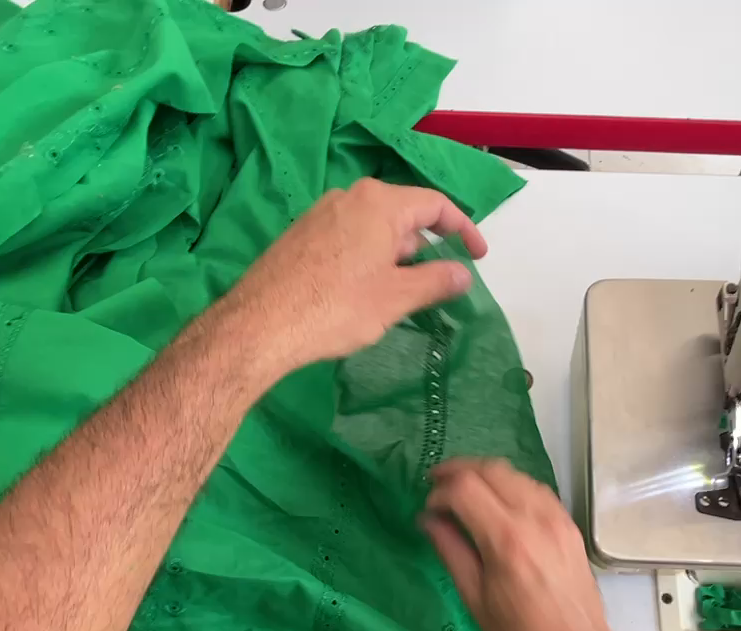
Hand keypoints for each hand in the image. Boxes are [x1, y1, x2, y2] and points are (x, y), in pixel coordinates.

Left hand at [208, 178, 488, 379]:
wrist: (262, 324)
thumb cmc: (337, 308)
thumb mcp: (396, 298)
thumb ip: (436, 281)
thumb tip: (463, 274)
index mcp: (380, 203)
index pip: (435, 204)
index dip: (463, 229)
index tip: (478, 257)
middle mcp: (350, 196)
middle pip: (404, 215)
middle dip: (425, 248)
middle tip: (433, 286)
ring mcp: (321, 214)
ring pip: (375, 229)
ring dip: (395, 257)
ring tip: (397, 295)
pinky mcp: (302, 235)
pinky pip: (349, 238)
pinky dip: (369, 259)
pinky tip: (362, 293)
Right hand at [422, 459, 623, 630]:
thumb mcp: (474, 597)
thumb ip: (450, 550)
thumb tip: (428, 519)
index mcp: (506, 538)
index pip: (465, 488)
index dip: (439, 491)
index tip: (429, 510)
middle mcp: (534, 517)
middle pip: (490, 469)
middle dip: (459, 471)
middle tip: (438, 484)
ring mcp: (557, 517)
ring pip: (514, 473)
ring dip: (485, 475)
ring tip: (466, 493)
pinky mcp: (569, 524)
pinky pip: (536, 489)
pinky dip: (511, 486)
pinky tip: (499, 504)